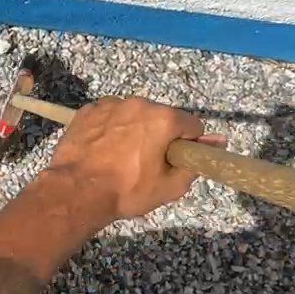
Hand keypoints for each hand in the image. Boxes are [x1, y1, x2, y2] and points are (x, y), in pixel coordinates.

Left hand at [43, 97, 213, 221]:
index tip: (176, 160)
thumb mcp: (171, 185)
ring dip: (133, 129)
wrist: (76, 189)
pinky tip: (103, 148)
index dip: (188, 144)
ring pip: (133, 115)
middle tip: (147, 162)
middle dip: (159, 135)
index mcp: (162, 118)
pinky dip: (110, 128)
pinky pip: (108, 116)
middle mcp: (136, 103)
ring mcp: (108, 104)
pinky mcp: (86, 110)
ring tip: (121, 156)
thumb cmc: (127, 190)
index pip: (191, 125)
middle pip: (160, 117)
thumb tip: (218, 140)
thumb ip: (196, 160)